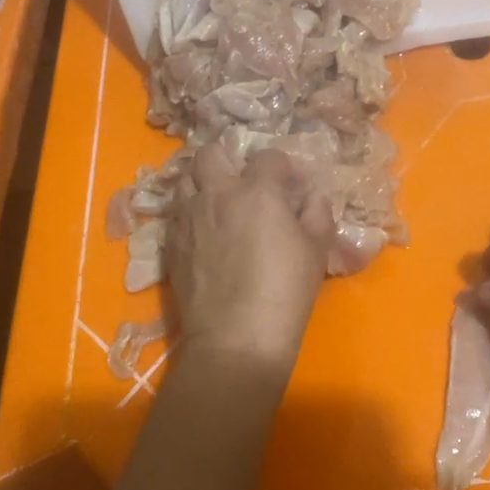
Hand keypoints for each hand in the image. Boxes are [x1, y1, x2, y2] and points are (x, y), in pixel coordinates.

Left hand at [168, 147, 335, 370]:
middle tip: (242, 181)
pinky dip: (189, 211)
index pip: (268, 157)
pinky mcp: (172, 242)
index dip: (282, 167)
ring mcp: (189, 216)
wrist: (236, 337)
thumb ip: (317, 214)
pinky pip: (175, 212)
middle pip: (211, 153)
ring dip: (202, 182)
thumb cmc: (285, 291)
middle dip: (227, 158)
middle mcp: (217, 193)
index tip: (292, 185)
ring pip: (185, 178)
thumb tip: (312, 198)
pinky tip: (203, 230)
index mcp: (257, 190)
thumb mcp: (316, 251)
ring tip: (217, 201)